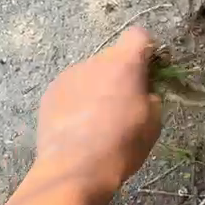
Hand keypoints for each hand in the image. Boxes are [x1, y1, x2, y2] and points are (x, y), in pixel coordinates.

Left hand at [29, 27, 162, 204]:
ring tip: (100, 119)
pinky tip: (81, 126)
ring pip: (91, 74)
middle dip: (122, 74)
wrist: (75, 169)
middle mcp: (94, 62)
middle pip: (113, 57)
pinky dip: (79, 100)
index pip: (138, 35)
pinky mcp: (50, 93)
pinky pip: (72, 88)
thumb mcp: (153, 121)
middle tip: (127, 103)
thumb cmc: (122, 144)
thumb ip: (150, 95)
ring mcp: (68, 76)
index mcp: (124, 64)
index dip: (148, 50)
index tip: (151, 73)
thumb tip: (142, 92)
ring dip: (99, 87)